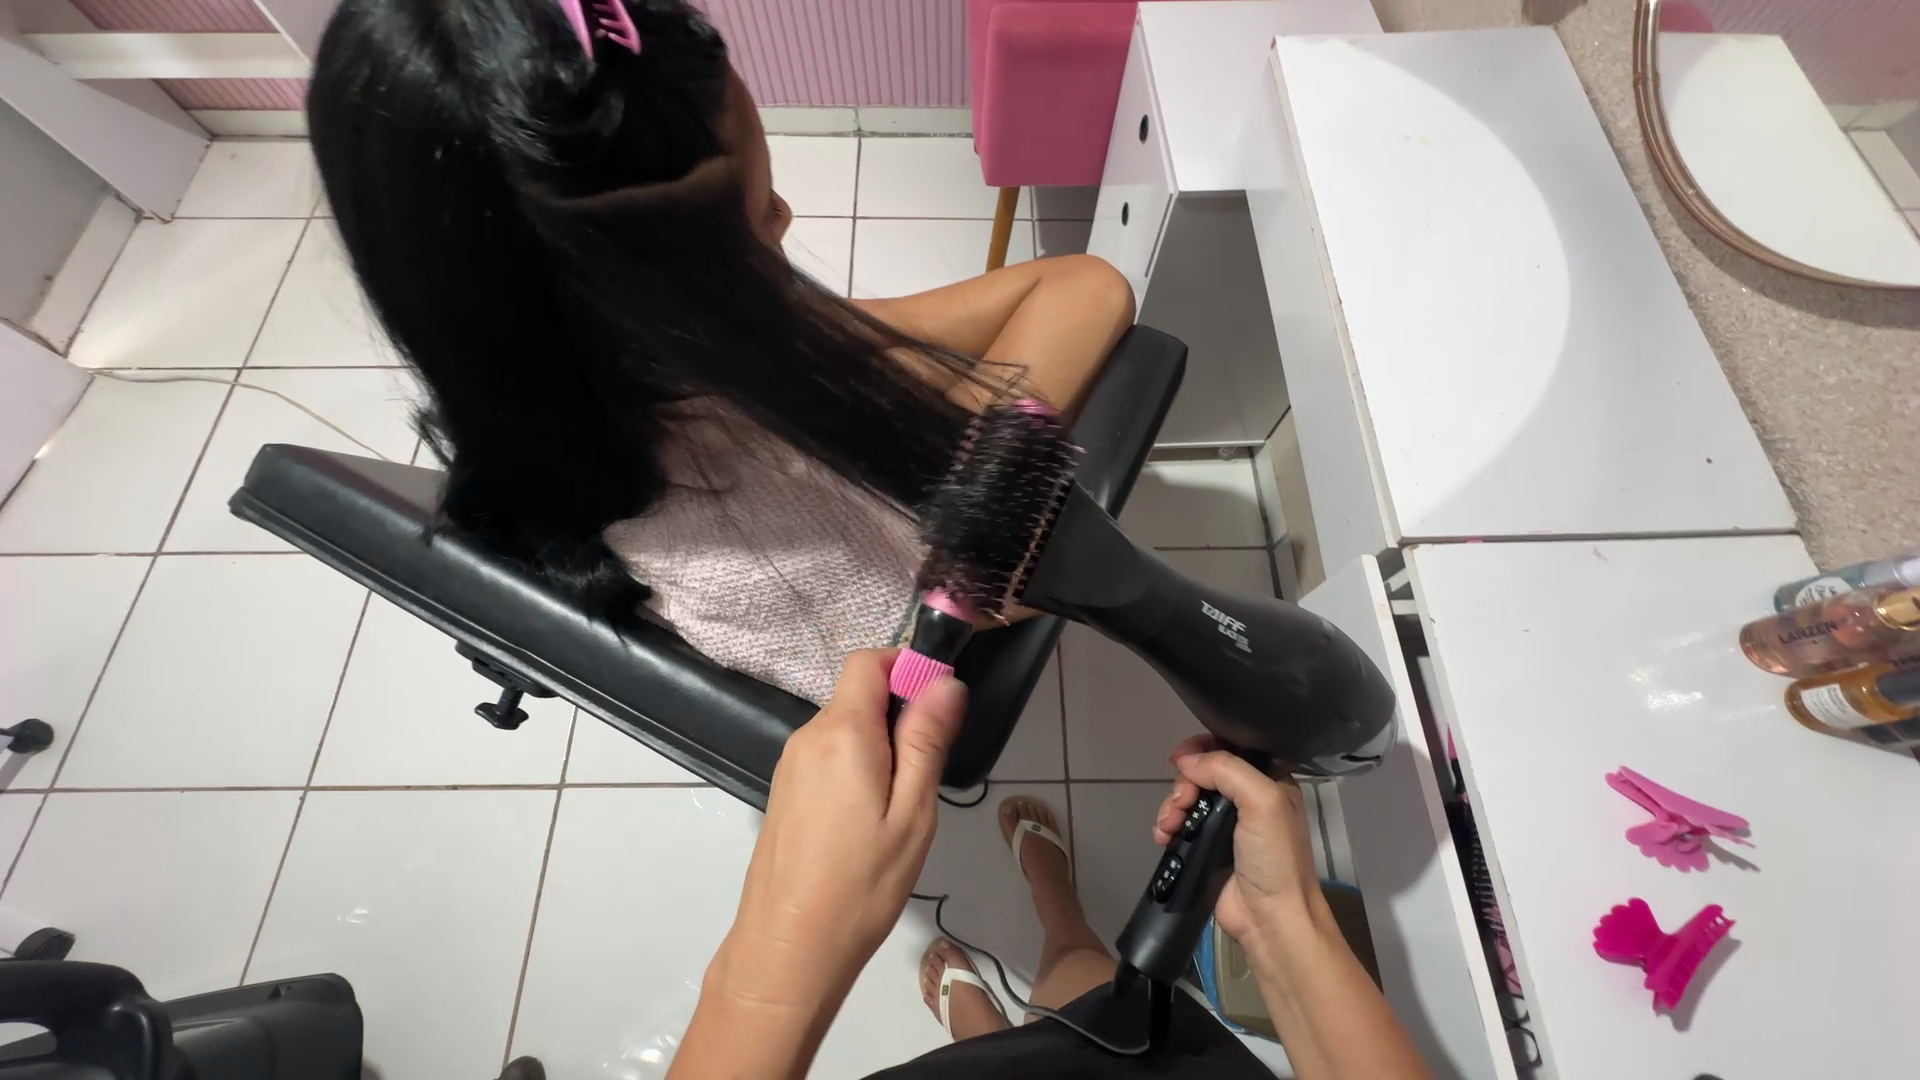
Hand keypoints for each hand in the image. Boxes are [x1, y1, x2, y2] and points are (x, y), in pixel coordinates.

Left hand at [712, 649, 965, 1011]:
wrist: (786, 951)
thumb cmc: (861, 884)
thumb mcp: (912, 813)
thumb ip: (926, 740)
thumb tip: (945, 681)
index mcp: (842, 732)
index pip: (868, 661)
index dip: (905, 665)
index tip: (935, 704)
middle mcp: (809, 736)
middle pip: (858, 694)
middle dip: (897, 714)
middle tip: (924, 771)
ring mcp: (791, 764)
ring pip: (844, 727)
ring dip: (878, 744)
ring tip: (898, 805)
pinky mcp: (785, 790)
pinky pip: (828, 755)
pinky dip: (855, 765)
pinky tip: (867, 819)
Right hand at [1152, 735, 1322, 955]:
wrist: (1270, 919)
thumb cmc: (1275, 858)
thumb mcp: (1263, 801)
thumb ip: (1227, 770)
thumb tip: (1186, 762)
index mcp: (1269, 780)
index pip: (1230, 747)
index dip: (1202, 747)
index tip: (1181, 759)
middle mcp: (1248, 797)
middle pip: (1202, 771)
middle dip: (1184, 783)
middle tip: (1181, 802)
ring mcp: (1226, 823)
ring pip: (1187, 796)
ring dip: (1171, 806)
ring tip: (1169, 826)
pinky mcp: (1207, 846)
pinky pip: (1179, 823)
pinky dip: (1167, 825)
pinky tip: (1164, 836)